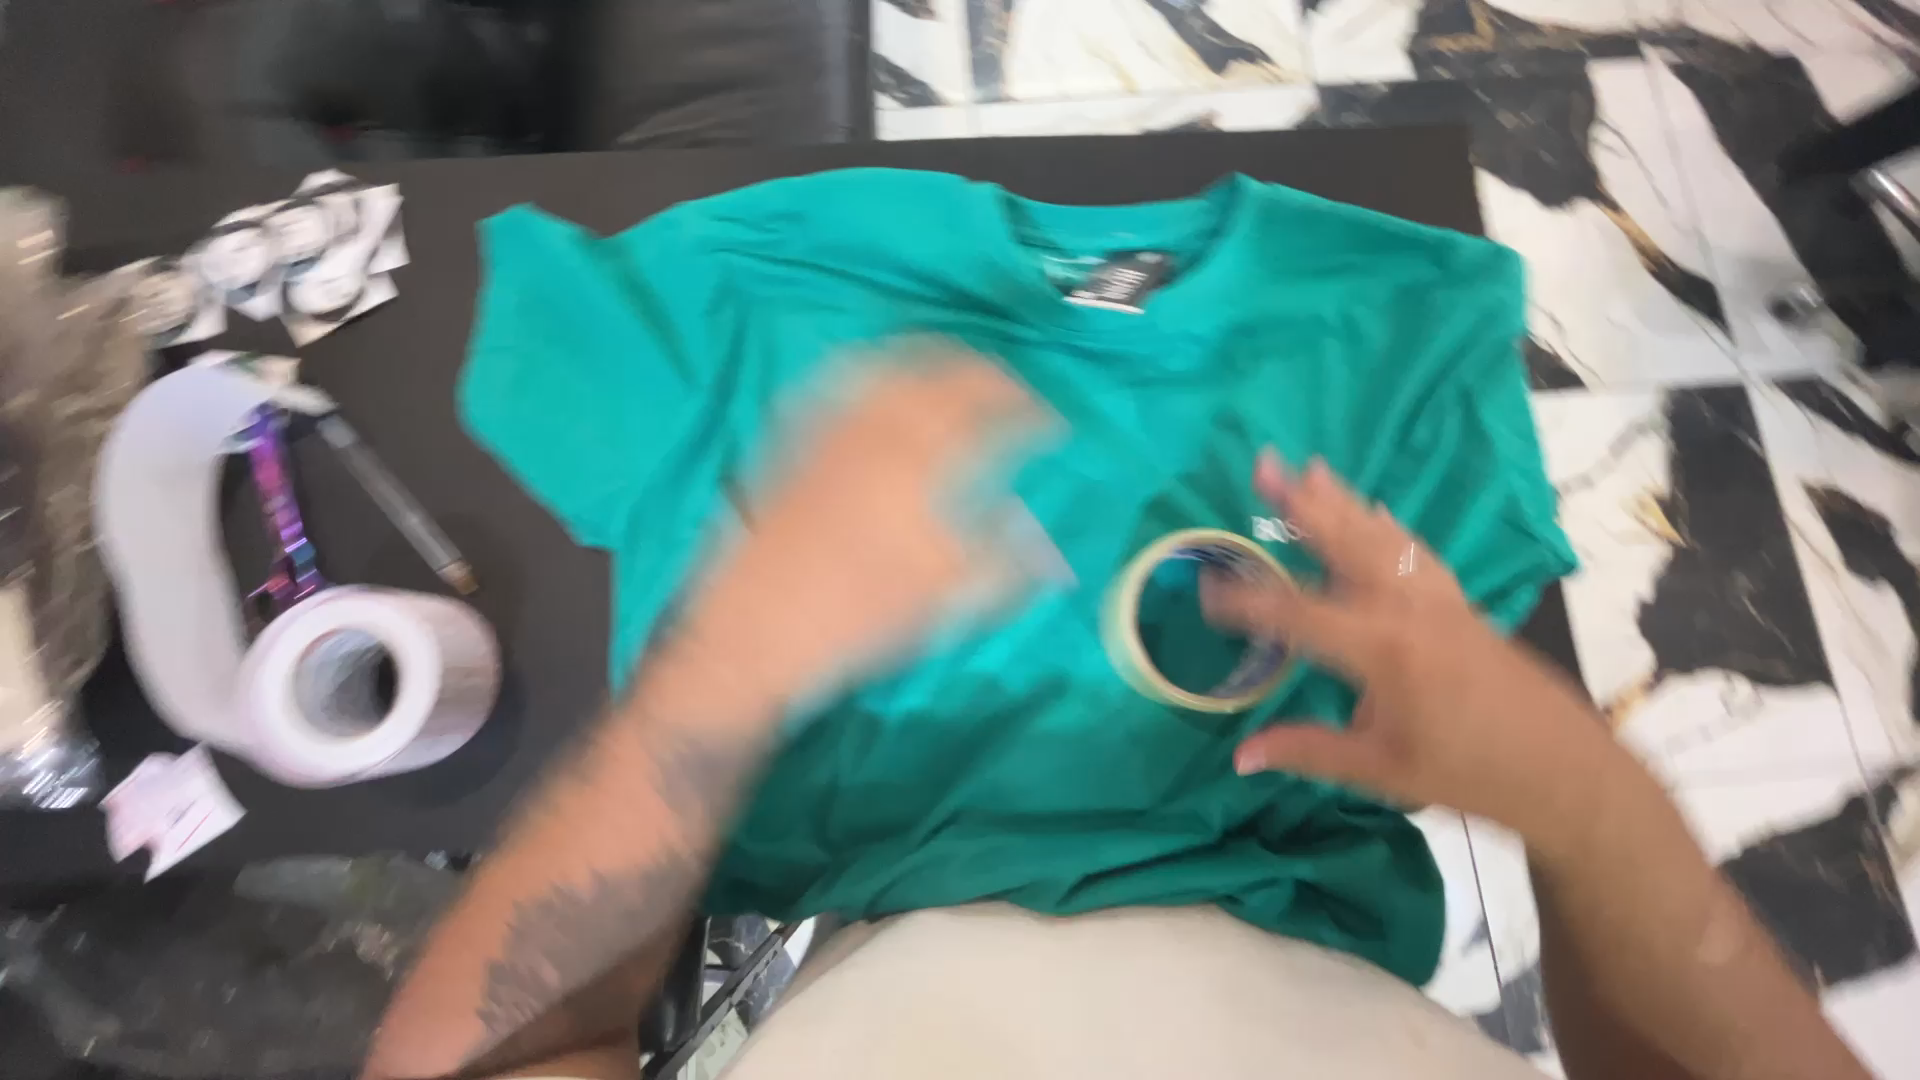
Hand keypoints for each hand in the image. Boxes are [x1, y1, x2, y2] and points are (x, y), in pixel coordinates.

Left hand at [676, 345, 1055, 710]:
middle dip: (986, 375)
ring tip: (957, 375)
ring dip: (935, 362)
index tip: (1052, 424)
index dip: (1028, 411)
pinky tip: (882, 384)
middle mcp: (876, 430)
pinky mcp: (796, 443)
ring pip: (890, 368)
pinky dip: (876, 373)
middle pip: (941, 374)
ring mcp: (830, 431)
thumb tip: (1054, 555)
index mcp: (920, 464)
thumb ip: (1007, 567)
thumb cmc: (855, 620)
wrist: (754, 632)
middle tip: (1010, 393)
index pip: (990, 413)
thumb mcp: (944, 602)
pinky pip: (841, 387)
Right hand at [1201, 452, 1625, 840]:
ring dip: (1341, 500)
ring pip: (1380, 537)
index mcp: (1381, 651)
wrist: (1571, 775)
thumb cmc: (1470, 774)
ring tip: (1308, 468)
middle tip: (1266, 467)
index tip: (1205, 586)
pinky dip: (1386, 524)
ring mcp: (1438, 600)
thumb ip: (1306, 751)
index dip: (1245, 600)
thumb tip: (1238, 758)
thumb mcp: (1380, 769)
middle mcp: (1407, 610)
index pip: (1295, 614)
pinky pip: (1413, 550)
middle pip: (1344, 544)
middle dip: (1300, 504)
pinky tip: (1373, 507)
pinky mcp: (1458, 603)